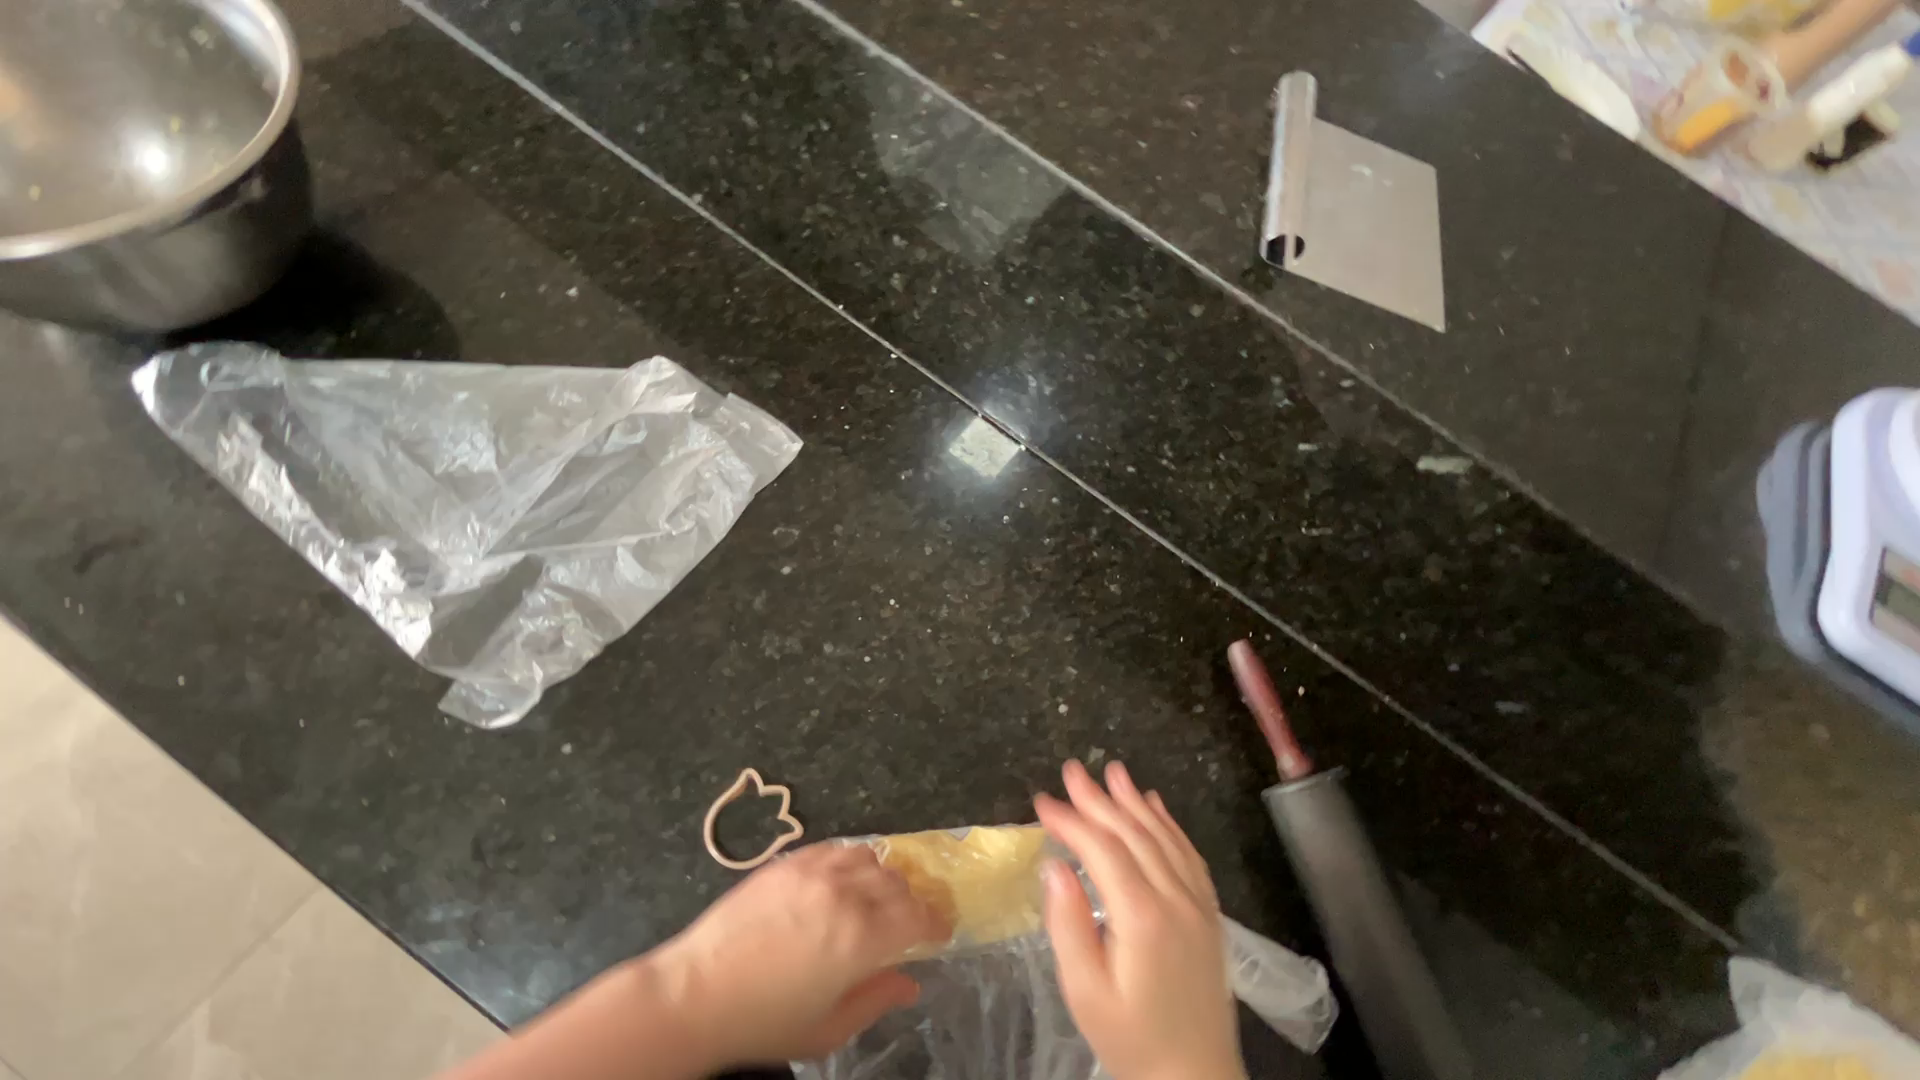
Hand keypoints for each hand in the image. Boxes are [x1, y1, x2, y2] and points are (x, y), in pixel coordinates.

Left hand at [643, 841, 951, 1067]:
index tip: (939, 931)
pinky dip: (850, 859)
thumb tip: (910, 981)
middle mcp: (845, 895)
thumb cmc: (764, 1022)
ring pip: (869, 858)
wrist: (695, 994)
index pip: (918, 916)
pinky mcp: (787, 861)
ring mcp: (814, 872)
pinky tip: (843, 878)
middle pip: (898, 883)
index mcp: (861, 939)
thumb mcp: (828, 1028)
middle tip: (908, 919)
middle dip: (911, 901)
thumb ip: (876, 999)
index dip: (935, 922)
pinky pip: (835, 848)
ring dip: (882, 876)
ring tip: (875, 896)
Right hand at [1036, 760, 1244, 1079]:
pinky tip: (1155, 807)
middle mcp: (1175, 898)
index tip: (1041, 801)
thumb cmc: (1130, 1037)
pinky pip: (1189, 854)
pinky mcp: (1209, 913)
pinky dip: (1169, 824)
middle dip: (1099, 798)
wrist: (1196, 1076)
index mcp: (1142, 917)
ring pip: (1164, 837)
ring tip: (1113, 771)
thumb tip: (1054, 866)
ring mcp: (1198, 903)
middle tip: (1071, 769)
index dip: (1071, 820)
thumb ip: (1068, 926)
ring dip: (1135, 801)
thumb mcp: (1085, 992)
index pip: (1102, 850)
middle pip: (1133, 833)